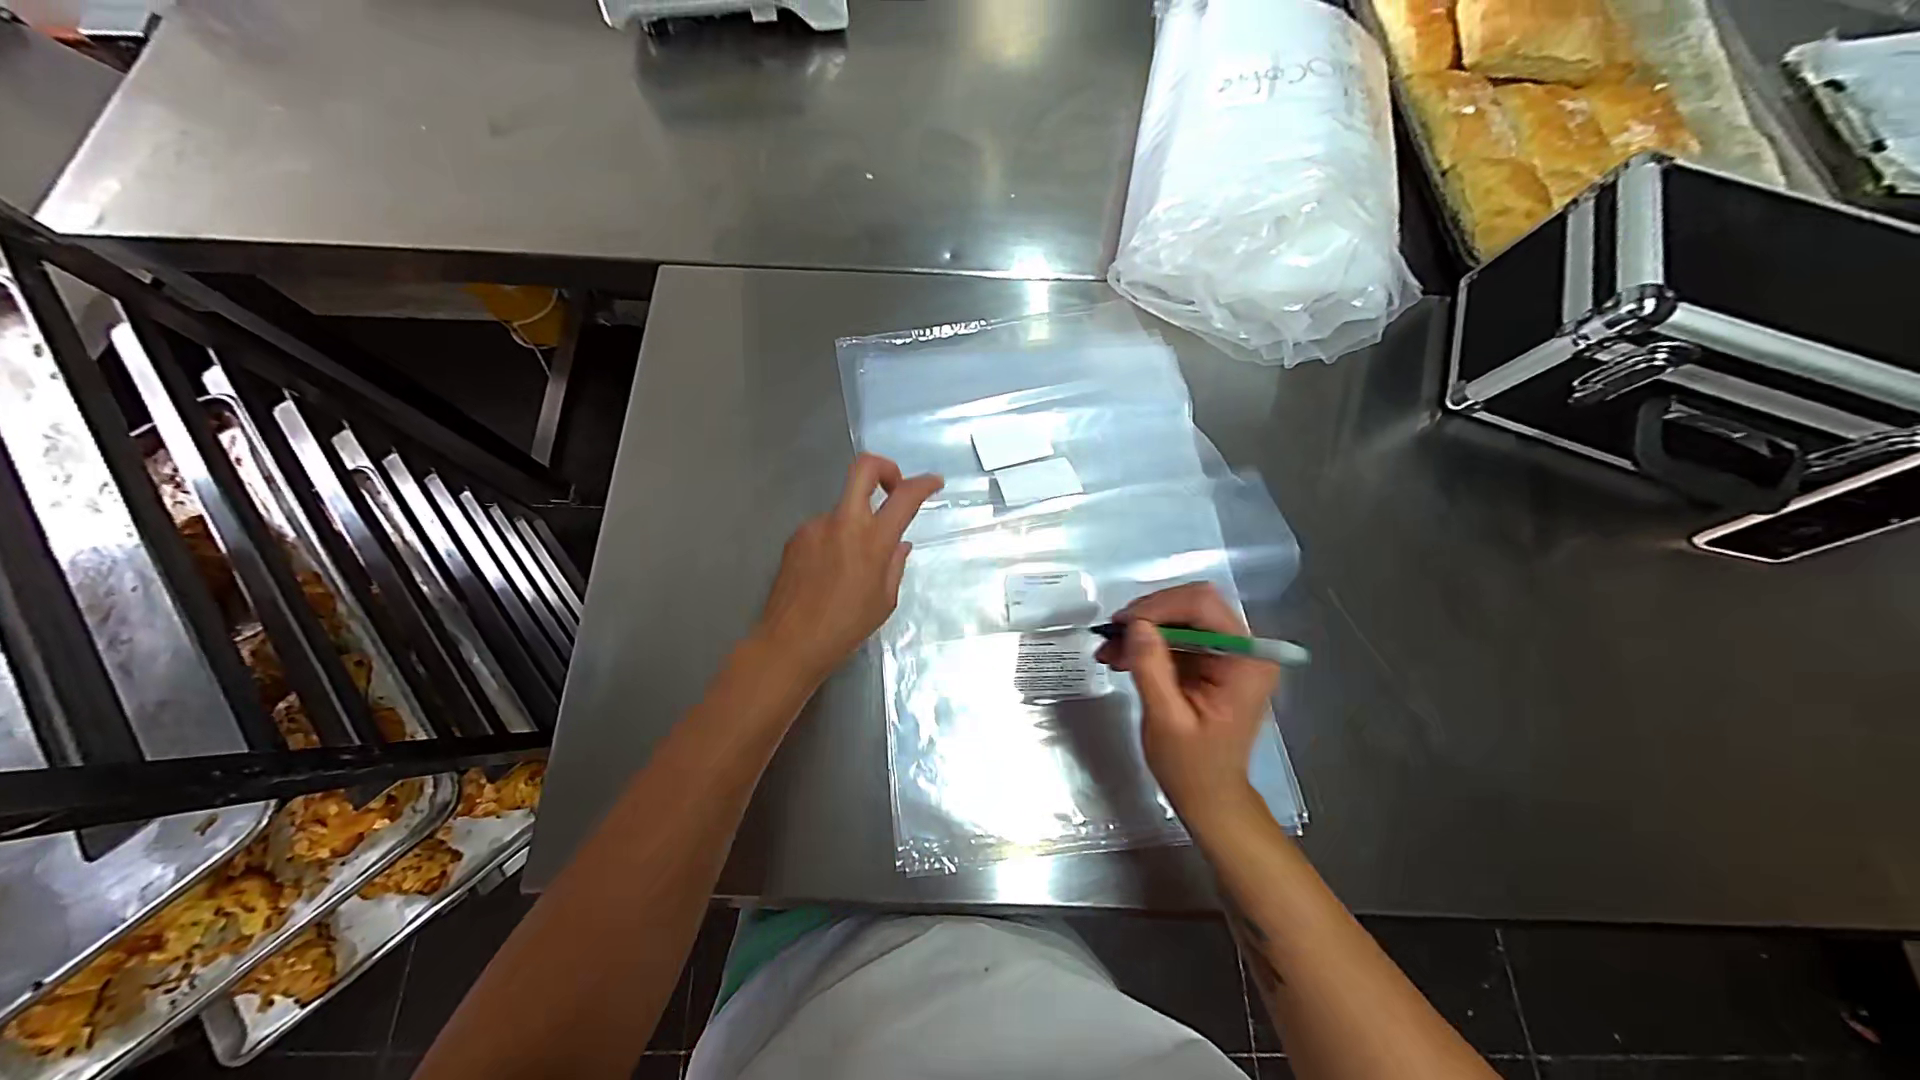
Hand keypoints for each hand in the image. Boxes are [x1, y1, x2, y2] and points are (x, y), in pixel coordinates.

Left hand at [752, 454, 942, 684]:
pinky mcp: (796, 537)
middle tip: (893, 488)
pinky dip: (835, 541)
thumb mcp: (884, 601)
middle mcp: (842, 523)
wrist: (789, 643)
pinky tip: (830, 574)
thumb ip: (894, 564)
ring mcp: (815, 526)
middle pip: (863, 468)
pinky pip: (824, 529)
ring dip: (856, 523)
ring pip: (843, 508)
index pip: (904, 497)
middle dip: (885, 468)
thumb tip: (899, 543)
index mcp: (872, 541)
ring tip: (852, 567)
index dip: (924, 483)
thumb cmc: (845, 628)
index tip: (934, 483)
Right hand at [1096, 583, 1279, 827]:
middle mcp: (1244, 649)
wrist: (1209, 797)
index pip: (1203, 606)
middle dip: (1148, 616)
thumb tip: (1135, 625)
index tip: (1122, 625)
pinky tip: (1121, 657)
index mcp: (1246, 662)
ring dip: (1142, 629)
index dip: (1159, 607)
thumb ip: (1152, 668)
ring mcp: (1228, 653)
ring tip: (1109, 651)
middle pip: (1193, 604)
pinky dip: (1147, 642)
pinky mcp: (1211, 661)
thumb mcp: (1166, 720)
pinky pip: (1176, 635)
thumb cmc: (1192, 767)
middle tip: (1111, 636)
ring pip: (1180, 616)